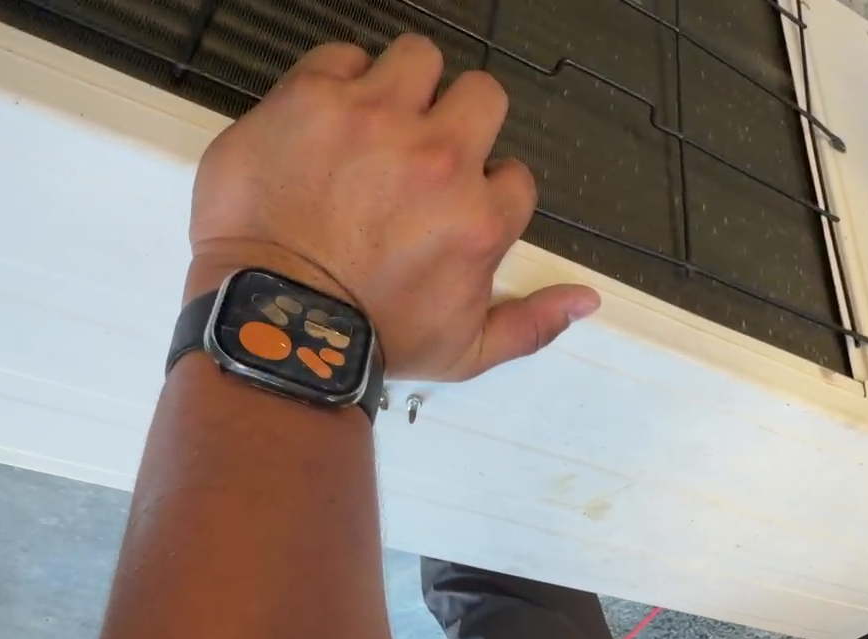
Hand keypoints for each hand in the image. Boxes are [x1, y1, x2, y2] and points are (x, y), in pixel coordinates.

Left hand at [185, 35, 599, 382]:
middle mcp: (440, 160)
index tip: (459, 209)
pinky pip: (345, 57)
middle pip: (484, 97)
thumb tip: (587, 298)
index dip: (490, 191)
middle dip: (465, 123)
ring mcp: (376, 120)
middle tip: (428, 155)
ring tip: (383, 126)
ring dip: (411, 87)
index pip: (516, 175)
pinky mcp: (314, 98)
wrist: (280, 325)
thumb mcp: (468, 352)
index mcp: (480, 220)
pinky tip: (333, 124)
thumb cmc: (375, 341)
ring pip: (421, 59)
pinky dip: (343, 83)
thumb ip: (533, 323)